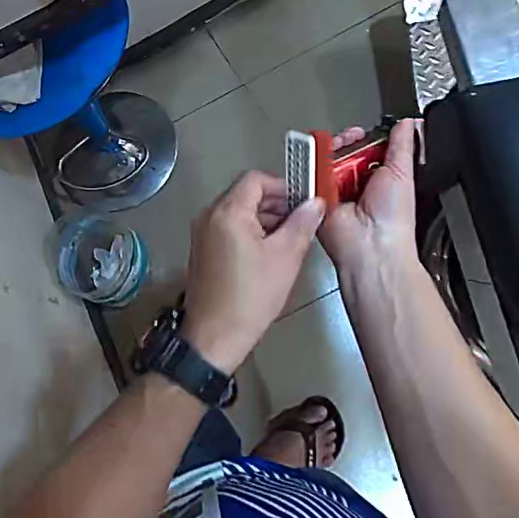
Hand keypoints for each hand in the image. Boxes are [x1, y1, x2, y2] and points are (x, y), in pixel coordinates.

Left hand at [181, 171, 324, 370]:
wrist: (214, 338)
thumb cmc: (251, 297)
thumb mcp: (285, 257)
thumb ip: (302, 224)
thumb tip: (315, 203)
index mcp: (227, 212)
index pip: (256, 179)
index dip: (282, 186)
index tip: (303, 203)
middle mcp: (209, 216)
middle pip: (246, 194)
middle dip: (276, 204)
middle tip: (301, 221)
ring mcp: (202, 233)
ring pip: (238, 211)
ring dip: (264, 218)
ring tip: (289, 239)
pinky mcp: (203, 250)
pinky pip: (229, 228)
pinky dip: (250, 231)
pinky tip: (269, 253)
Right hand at [319, 119, 420, 281]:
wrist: (373, 246)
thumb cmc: (393, 220)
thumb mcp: (403, 173)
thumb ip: (402, 145)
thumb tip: (408, 124)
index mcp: (378, 179)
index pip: (365, 149)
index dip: (362, 138)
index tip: (362, 133)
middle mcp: (355, 185)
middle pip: (343, 152)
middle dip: (345, 142)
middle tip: (350, 140)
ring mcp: (335, 191)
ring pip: (326, 160)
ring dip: (330, 153)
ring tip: (339, 154)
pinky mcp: (317, 197)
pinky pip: (311, 175)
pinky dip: (315, 167)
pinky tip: (324, 165)